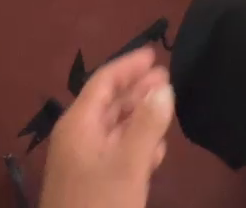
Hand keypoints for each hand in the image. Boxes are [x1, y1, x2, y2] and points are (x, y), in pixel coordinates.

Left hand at [38, 47, 174, 207]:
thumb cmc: (99, 207)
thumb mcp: (127, 166)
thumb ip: (146, 125)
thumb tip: (164, 86)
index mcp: (78, 124)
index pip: (104, 81)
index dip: (129, 65)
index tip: (156, 53)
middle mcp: (77, 138)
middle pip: (108, 103)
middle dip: (137, 89)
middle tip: (168, 77)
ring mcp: (82, 164)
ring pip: (113, 129)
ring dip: (139, 116)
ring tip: (166, 105)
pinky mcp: (90, 187)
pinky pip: (114, 154)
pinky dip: (135, 144)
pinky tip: (157, 148)